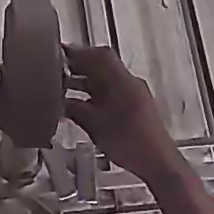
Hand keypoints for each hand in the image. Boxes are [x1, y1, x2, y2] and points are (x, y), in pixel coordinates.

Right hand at [63, 45, 190, 191]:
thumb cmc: (130, 142)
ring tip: (62, 87)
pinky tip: (78, 105)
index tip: (61, 52)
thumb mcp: (96, 125)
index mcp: (123, 82)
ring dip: (84, 82)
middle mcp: (129, 84)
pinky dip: (92, 95)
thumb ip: (76, 109)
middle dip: (79, 66)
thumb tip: (60, 101)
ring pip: (105, 81)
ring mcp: (133, 96)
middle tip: (56, 69)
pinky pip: (110, 94)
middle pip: (102, 67)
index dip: (80, 52)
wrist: (157, 162)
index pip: (101, 56)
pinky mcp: (134, 108)